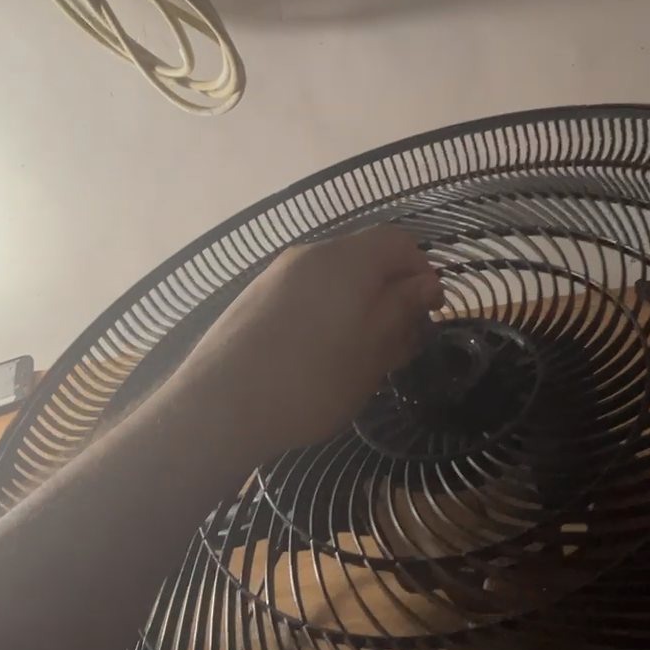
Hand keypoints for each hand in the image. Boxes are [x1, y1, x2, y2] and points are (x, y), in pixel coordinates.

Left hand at [158, 226, 443, 464]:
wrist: (219, 406)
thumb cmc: (311, 380)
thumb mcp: (372, 350)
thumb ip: (402, 310)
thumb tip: (425, 284)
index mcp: (346, 259)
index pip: (398, 242)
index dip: (423, 272)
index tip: (431, 313)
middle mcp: (311, 254)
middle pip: (365, 258)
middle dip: (391, 293)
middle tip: (400, 342)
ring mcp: (277, 274)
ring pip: (335, 279)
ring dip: (359, 306)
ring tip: (363, 355)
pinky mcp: (255, 297)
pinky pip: (306, 293)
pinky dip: (327, 313)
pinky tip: (322, 356)